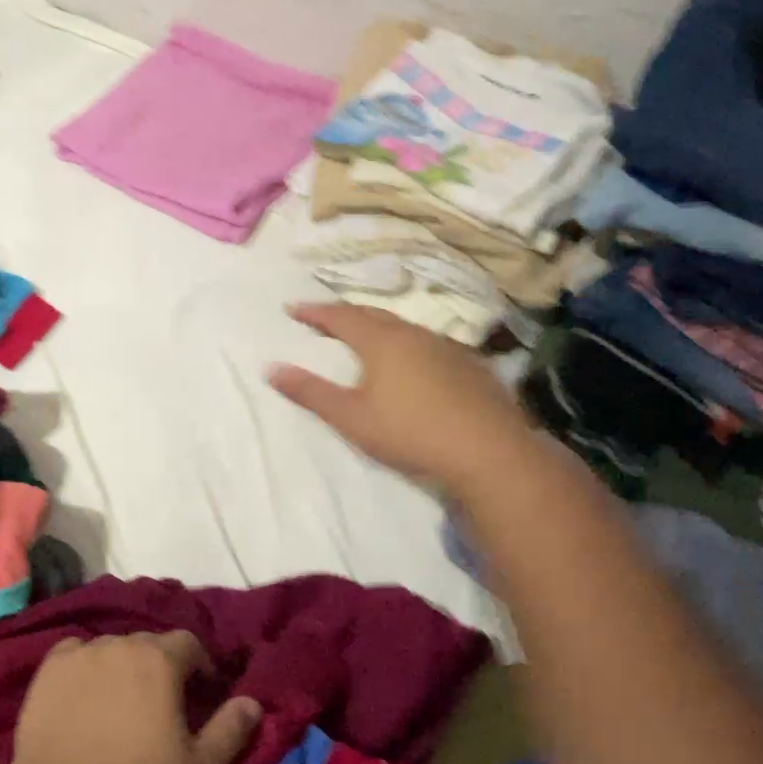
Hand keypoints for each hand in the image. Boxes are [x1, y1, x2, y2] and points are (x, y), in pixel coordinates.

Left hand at [0, 632, 261, 763]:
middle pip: (149, 643)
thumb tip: (253, 702)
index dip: (200, 665)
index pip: (189, 642)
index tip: (203, 692)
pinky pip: (75, 653)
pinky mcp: (49, 666)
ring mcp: (80, 651)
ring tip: (123, 700)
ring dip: (123, 665)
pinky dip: (85, 666)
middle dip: (162, 665)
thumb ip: (230, 730)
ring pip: (111, 647)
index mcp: (159, 659)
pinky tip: (85, 693)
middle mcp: (119, 642)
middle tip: (164, 701)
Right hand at [267, 302, 548, 498]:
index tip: (293, 309)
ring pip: (405, 328)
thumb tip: (271, 369)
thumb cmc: (411, 433)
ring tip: (365, 338)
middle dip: (345, 314)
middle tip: (325, 318)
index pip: (340, 316)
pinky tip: (413, 364)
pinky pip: (430, 345)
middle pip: (373, 314)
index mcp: (381, 341)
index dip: (314, 312)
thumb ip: (310, 392)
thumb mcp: (350, 418)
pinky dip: (409, 346)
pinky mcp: (472, 366)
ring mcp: (447, 348)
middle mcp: (414, 334)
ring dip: (380, 328)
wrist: (491, 454)